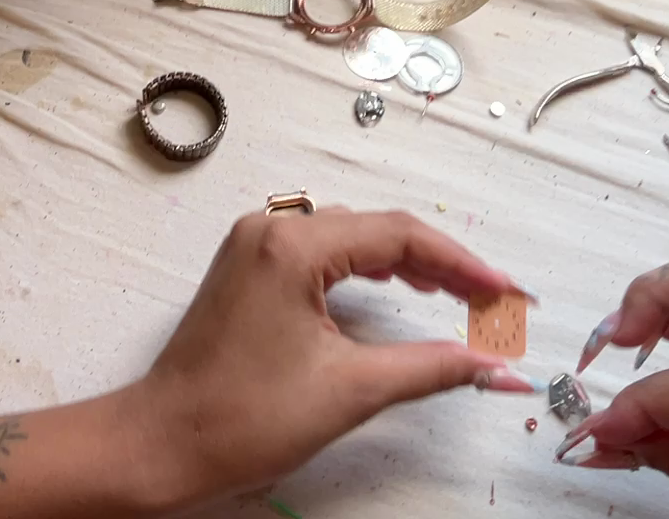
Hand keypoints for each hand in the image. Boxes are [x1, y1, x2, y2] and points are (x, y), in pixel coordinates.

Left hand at [134, 207, 540, 507]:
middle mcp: (270, 228)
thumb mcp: (349, 390)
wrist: (166, 440)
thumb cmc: (245, 417)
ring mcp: (254, 242)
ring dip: (398, 259)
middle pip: (371, 228)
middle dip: (433, 261)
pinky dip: (359, 263)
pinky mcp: (248, 262)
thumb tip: (494, 367)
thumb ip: (430, 368)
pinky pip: (317, 248)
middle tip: (486, 296)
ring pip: (345, 235)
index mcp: (291, 246)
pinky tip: (388, 281)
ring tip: (450, 290)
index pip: (394, 235)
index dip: (458, 261)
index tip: (503, 289)